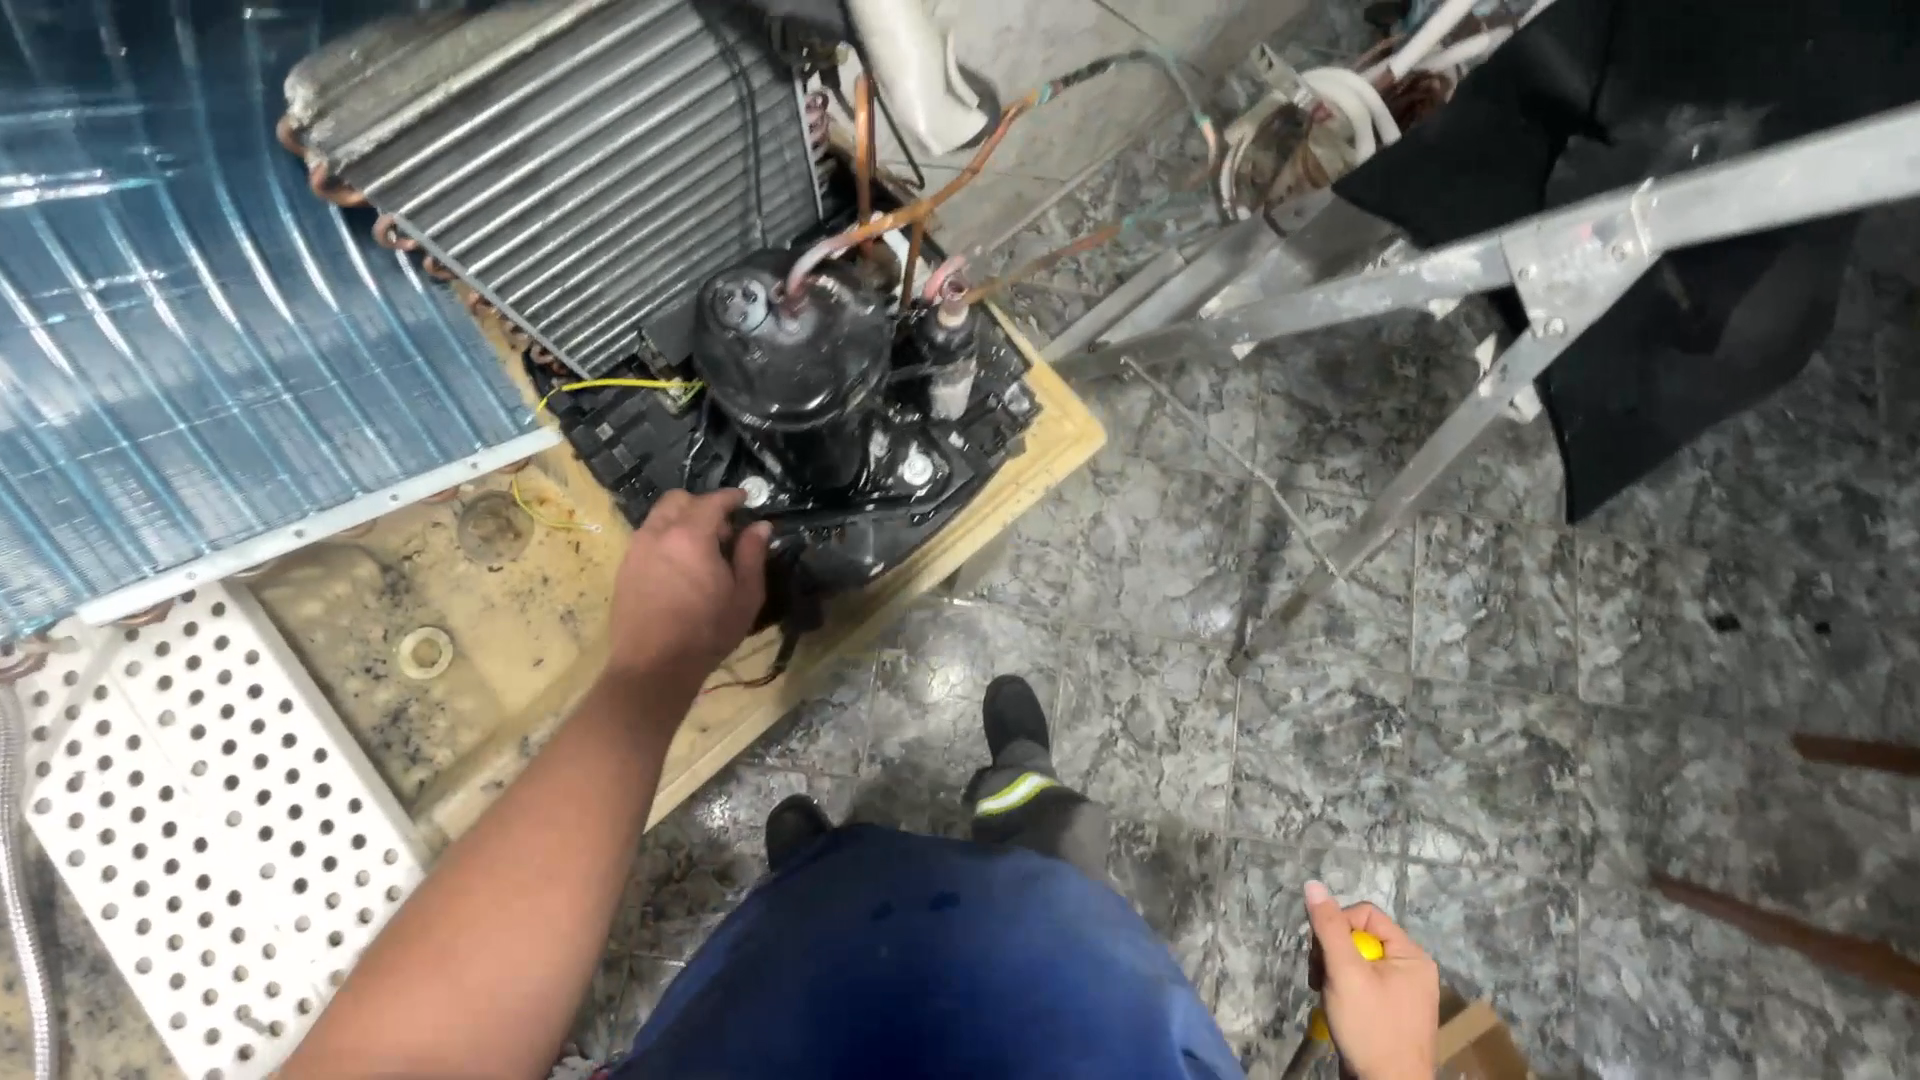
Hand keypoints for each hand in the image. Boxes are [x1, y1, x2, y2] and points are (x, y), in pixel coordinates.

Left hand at [606, 489, 770, 691]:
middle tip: (723, 530)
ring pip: (659, 517)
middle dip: (702, 505)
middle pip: (678, 500)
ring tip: (701, 550)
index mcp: (691, 536)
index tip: (745, 499)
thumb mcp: (745, 595)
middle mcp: (658, 533)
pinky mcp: (625, 568)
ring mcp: (636, 550)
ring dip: (682, 521)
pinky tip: (680, 567)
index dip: (731, 497)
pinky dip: (666, 538)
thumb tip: (760, 526)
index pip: (712, 501)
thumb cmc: (707, 632)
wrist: (653, 666)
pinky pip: (648, 538)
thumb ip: (752, 554)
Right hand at [1304, 881, 1438, 1079]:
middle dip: (1331, 951)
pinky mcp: (1389, 1009)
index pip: (1364, 914)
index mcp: (1411, 955)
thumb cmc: (1371, 1028)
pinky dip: (1342, 987)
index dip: (1337, 925)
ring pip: (1355, 958)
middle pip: (1358, 935)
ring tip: (1325, 992)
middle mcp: (1411, 969)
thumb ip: (1329, 927)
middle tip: (1320, 976)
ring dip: (1332, 969)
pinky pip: (1360, 980)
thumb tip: (1313, 884)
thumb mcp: (1345, 973)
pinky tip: (1335, 1004)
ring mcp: (1401, 991)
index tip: (1323, 953)